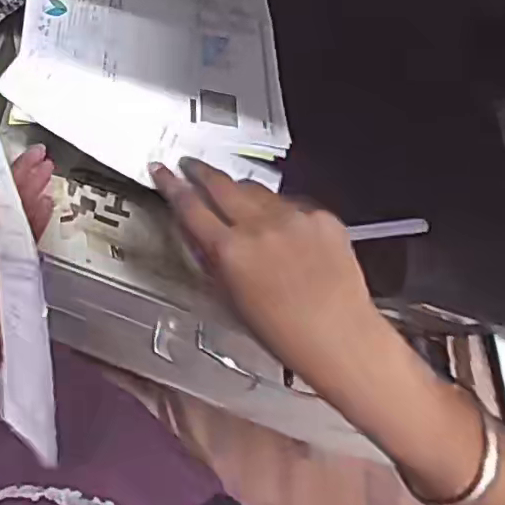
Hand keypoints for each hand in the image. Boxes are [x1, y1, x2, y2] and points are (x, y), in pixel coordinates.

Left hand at [0, 145, 54, 394]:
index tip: (14, 156)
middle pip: (3, 202)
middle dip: (21, 179)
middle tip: (40, 158)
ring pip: (18, 219)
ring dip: (31, 197)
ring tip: (47, 174)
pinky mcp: (10, 274)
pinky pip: (26, 245)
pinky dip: (37, 226)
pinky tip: (46, 208)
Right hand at [149, 158, 384, 397]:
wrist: (342, 339)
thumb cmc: (282, 331)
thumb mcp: (228, 296)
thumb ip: (208, 256)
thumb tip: (193, 229)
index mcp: (230, 251)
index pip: (189, 205)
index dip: (171, 184)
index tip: (162, 170)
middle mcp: (260, 227)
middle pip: (220, 183)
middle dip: (201, 171)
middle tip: (191, 165)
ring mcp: (294, 218)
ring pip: (254, 189)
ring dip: (240, 191)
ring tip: (238, 203)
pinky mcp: (321, 216)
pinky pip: (290, 202)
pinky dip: (279, 210)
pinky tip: (282, 229)